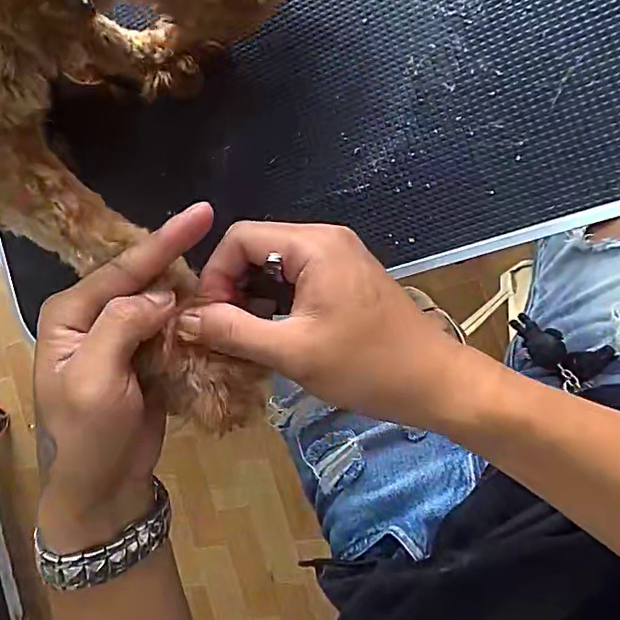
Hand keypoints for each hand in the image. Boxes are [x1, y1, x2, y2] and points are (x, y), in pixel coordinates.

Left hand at [33, 202, 213, 550]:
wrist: (101, 488)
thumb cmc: (86, 436)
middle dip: (180, 263)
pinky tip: (217, 312)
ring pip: (161, 301)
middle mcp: (92, 317)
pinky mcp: (143, 356)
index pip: (121, 269)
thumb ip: (121, 325)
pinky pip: (171, 327)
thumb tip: (162, 293)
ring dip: (191, 294)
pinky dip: (192, 320)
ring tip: (227, 281)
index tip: (202, 212)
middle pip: (142, 278)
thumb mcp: (92, 379)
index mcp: (70, 314)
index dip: (163, 240)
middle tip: (224, 252)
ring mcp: (120, 337)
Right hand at [178, 221, 490, 429]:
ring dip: (252, 298)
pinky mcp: (344, 278)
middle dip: (231, 287)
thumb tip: (184, 319)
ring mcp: (338, 257)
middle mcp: (325, 239)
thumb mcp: (292, 351)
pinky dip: (276, 302)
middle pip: (255, 248)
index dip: (215, 275)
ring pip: (273, 265)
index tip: (211, 318)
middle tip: (225, 331)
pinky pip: (296, 278)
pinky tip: (272, 334)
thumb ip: (233, 331)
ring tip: (245, 337)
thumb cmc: (367, 366)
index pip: (239, 237)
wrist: (435, 382)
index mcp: (314, 244)